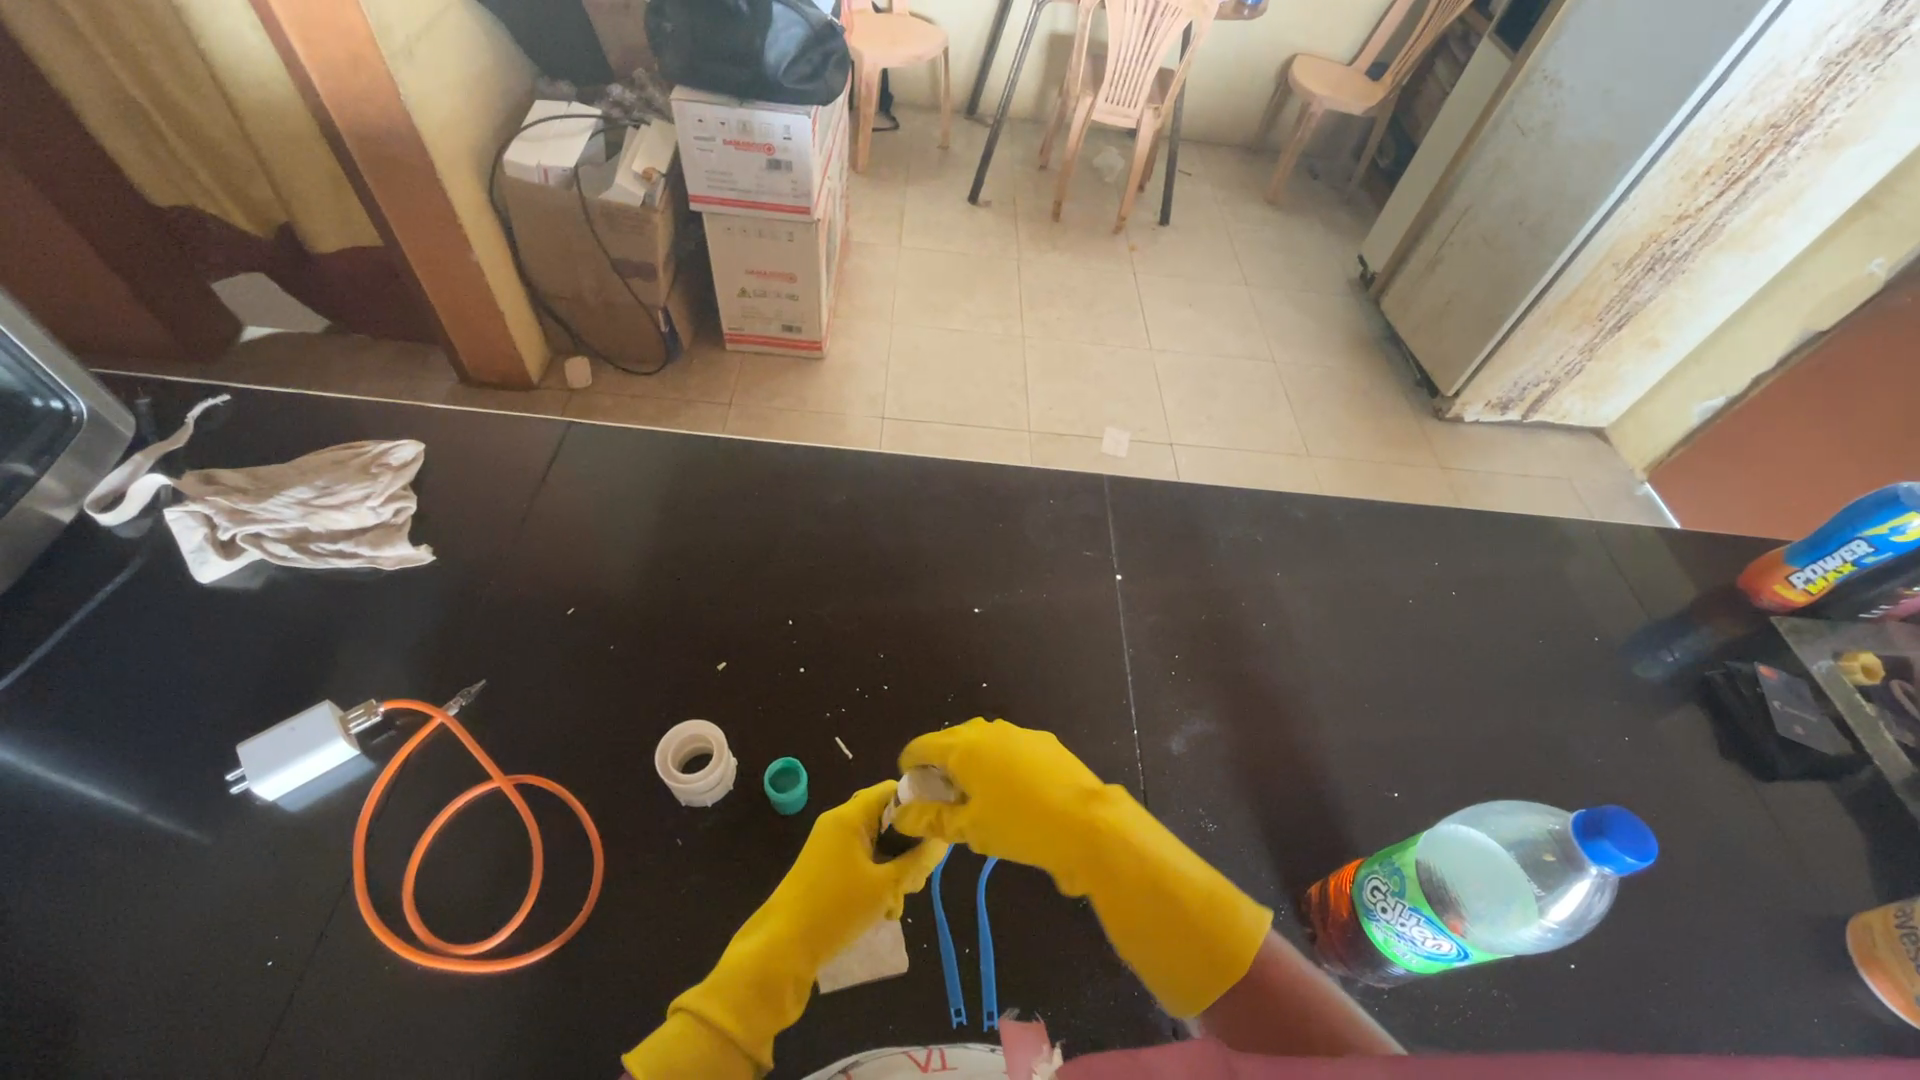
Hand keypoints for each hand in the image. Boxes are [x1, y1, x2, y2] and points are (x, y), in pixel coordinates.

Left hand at [624, 782, 946, 1077]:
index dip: (919, 806)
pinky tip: (884, 912)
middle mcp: (839, 825)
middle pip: (887, 821)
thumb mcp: (885, 886)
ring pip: (877, 848)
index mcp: (849, 817)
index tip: (938, 832)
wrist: (781, 950)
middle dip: (908, 849)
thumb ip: (917, 860)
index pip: (893, 791)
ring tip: (899, 902)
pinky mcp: (826, 872)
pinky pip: (862, 865)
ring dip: (895, 872)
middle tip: (918, 878)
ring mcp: (831, 849)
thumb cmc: (835, 910)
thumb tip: (942, 839)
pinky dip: (877, 883)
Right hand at [891, 718, 1115, 893]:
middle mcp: (988, 730)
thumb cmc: (1019, 825)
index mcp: (963, 746)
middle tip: (943, 802)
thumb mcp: (969, 829)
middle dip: (941, 768)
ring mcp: (1020, 733)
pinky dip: (1000, 766)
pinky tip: (1012, 796)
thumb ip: (931, 819)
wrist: (1088, 824)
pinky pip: (1009, 750)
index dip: (910, 770)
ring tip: (977, 801)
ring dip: (972, 765)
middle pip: (951, 742)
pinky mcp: (1045, 743)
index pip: (920, 747)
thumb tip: (901, 816)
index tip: (913, 795)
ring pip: (982, 744)